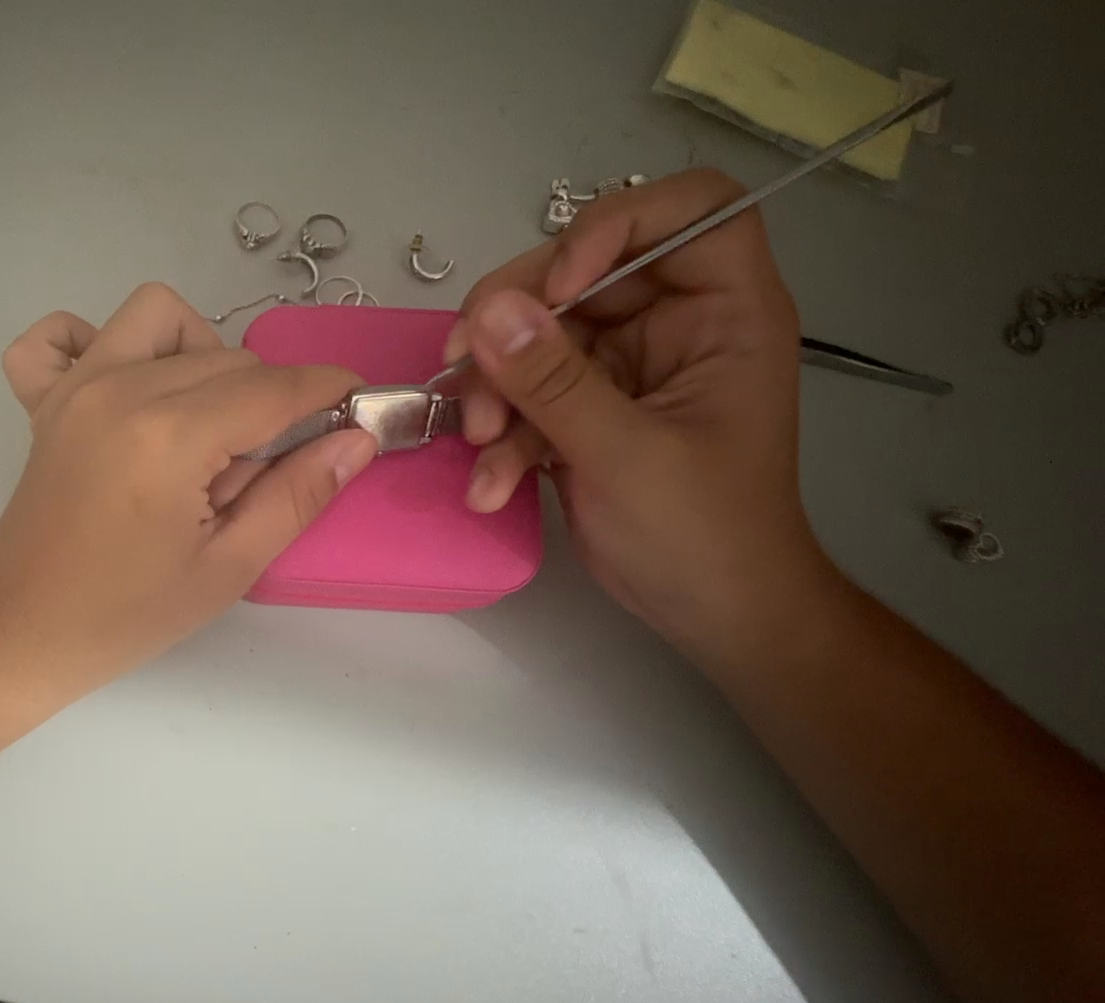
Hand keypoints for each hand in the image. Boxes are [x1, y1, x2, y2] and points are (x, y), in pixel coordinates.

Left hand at [0, 283, 376, 711]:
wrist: (21, 632)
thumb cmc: (126, 616)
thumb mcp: (228, 569)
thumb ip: (297, 495)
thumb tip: (356, 439)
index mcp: (171, 436)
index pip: (274, 388)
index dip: (330, 390)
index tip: (360, 406)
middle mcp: (120, 388)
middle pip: (228, 357)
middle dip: (269, 398)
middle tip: (259, 470)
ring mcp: (74, 387)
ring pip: (159, 317)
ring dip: (200, 352)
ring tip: (203, 421)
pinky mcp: (44, 401)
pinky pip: (62, 334)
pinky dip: (97, 341)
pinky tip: (125, 387)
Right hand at [447, 169, 834, 653]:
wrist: (704, 609)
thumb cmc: (701, 532)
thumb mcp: (624, 453)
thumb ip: (553, 381)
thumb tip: (488, 312)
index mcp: (721, 313)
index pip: (688, 211)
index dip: (616, 226)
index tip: (557, 286)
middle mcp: (668, 325)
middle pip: (577, 274)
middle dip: (512, 325)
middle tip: (462, 367)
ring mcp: (618, 368)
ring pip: (533, 338)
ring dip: (493, 390)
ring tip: (477, 443)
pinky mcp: (579, 409)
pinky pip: (522, 395)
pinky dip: (499, 436)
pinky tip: (492, 485)